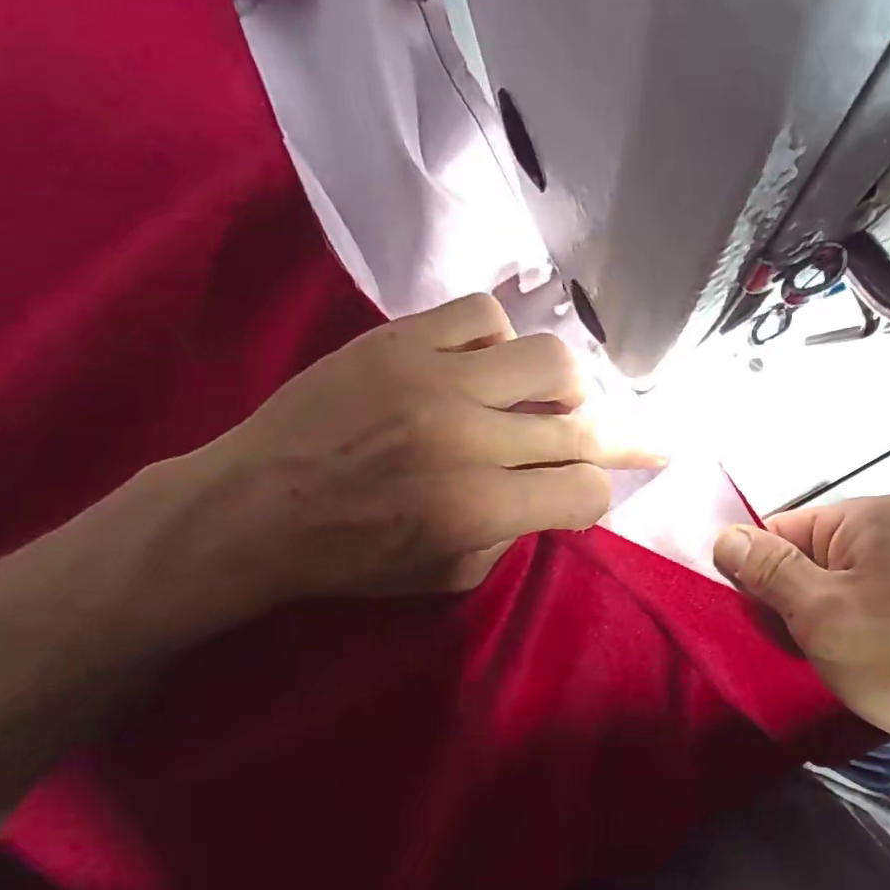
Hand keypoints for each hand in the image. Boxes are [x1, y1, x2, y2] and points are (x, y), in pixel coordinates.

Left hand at [111, 294, 659, 643]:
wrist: (254, 506)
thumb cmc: (350, 557)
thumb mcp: (445, 575)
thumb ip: (511, 532)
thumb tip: (550, 489)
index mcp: (479, 508)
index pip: (586, 489)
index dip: (595, 496)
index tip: (581, 494)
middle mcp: (470, 437)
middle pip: (583, 424)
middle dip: (619, 440)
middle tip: (635, 440)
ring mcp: (435, 378)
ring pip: (550, 357)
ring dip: (562, 386)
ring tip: (544, 399)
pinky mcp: (399, 338)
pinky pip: (482, 314)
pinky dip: (496, 340)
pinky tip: (481, 364)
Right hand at [711, 496, 889, 776]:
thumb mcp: (823, 612)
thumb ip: (767, 570)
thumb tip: (723, 536)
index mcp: (867, 519)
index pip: (778, 530)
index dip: (752, 571)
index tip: (745, 617)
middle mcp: (887, 537)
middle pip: (801, 560)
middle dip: (780, 603)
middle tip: (778, 645)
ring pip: (824, 594)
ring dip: (806, 627)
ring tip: (804, 661)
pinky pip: (853, 616)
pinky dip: (835, 640)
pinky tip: (830, 669)